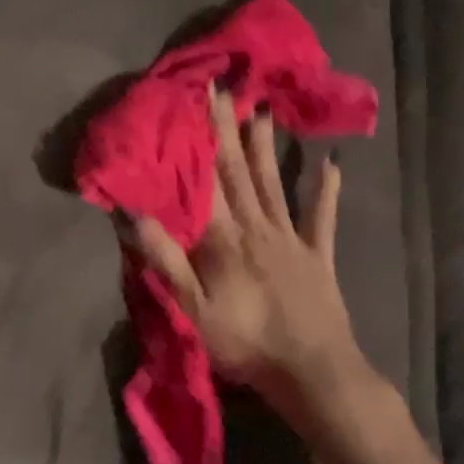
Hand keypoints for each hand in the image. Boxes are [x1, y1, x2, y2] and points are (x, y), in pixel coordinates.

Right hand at [124, 88, 367, 416]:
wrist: (314, 373)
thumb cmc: (245, 341)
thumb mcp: (192, 307)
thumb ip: (165, 257)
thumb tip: (133, 211)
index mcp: (224, 239)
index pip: (207, 181)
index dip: (200, 140)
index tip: (195, 103)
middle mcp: (258, 228)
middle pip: (240, 172)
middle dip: (229, 130)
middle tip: (227, 90)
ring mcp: (291, 240)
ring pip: (275, 185)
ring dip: (267, 148)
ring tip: (262, 111)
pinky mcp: (317, 258)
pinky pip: (321, 219)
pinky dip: (325, 191)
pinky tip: (331, 165)